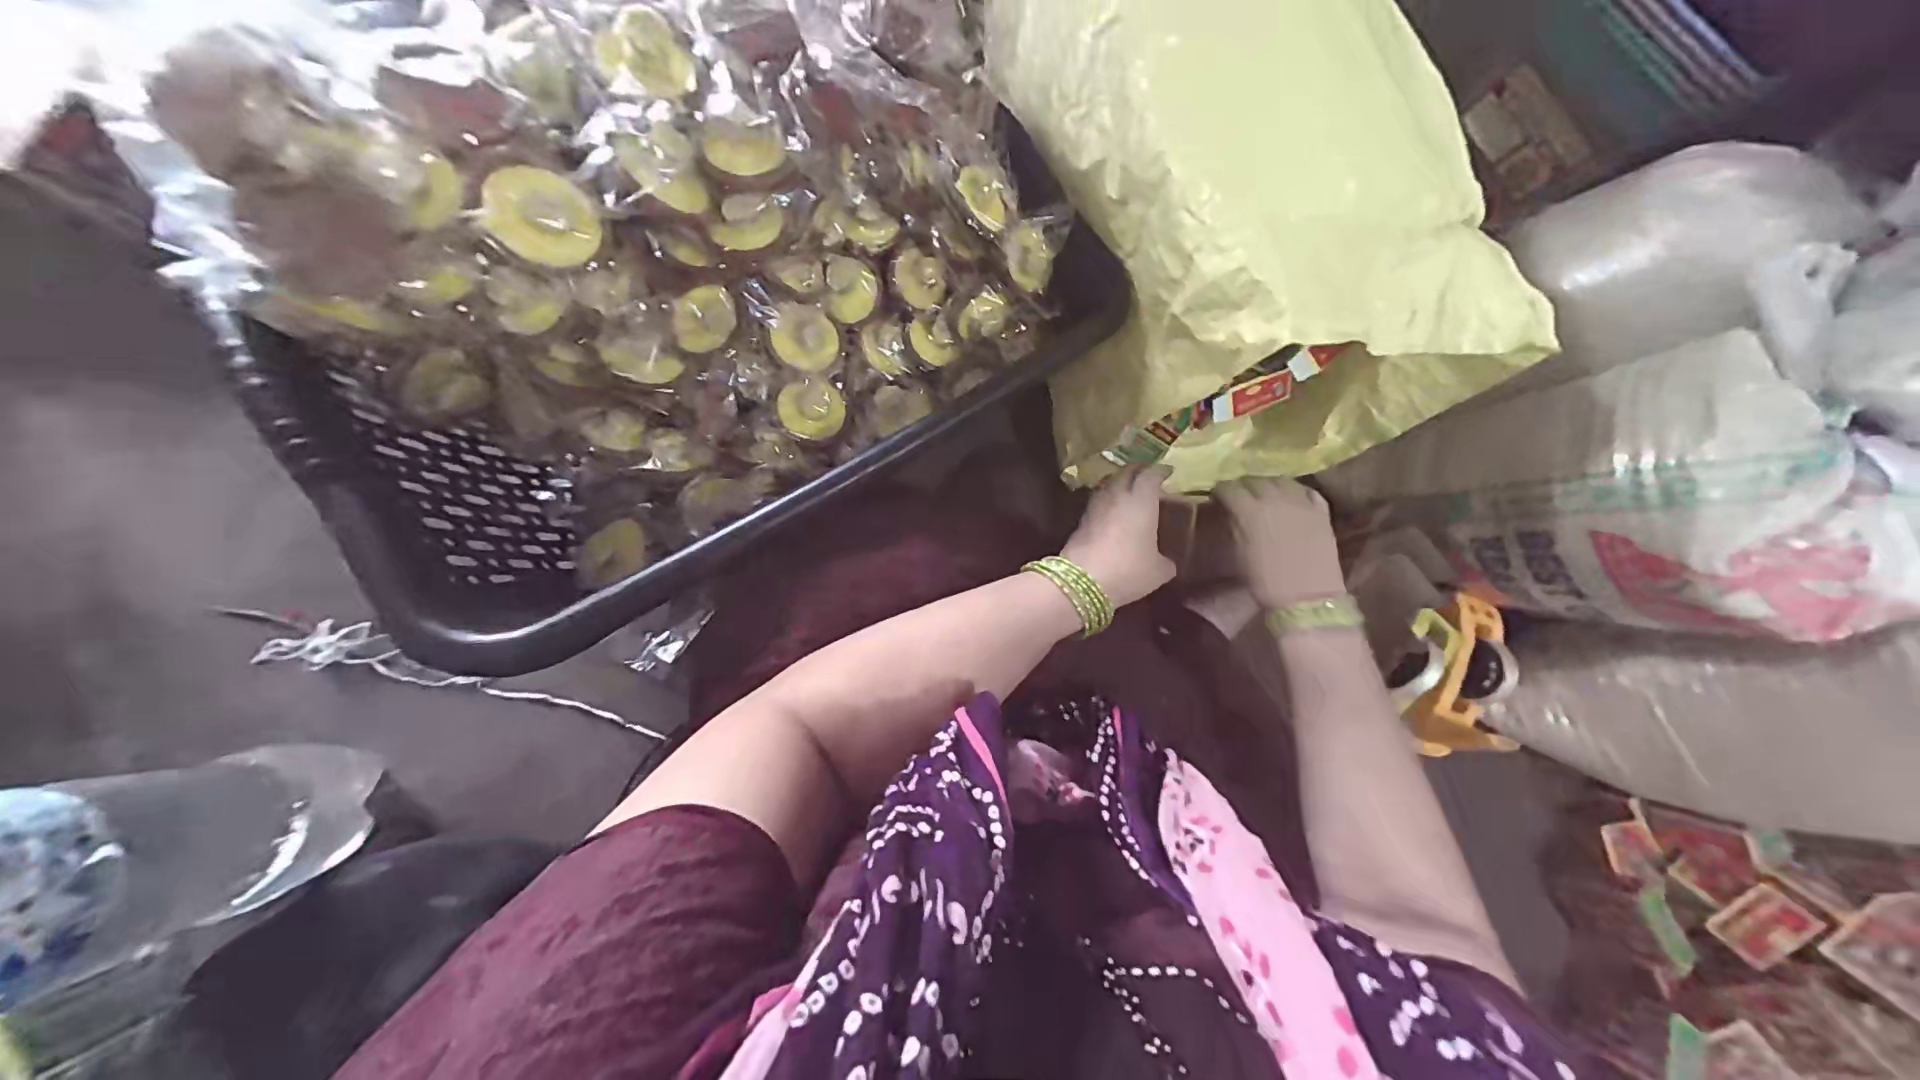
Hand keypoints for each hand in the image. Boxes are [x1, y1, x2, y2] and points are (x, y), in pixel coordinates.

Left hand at [1059, 465, 1176, 608]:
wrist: (1083, 581)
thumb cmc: (1128, 571)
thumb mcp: (1158, 571)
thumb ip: (1165, 562)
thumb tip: (1167, 562)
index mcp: (1141, 502)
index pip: (1150, 476)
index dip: (1159, 471)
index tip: (1167, 471)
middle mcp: (1117, 497)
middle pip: (1125, 473)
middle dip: (1137, 469)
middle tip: (1146, 472)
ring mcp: (1095, 508)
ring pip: (1107, 484)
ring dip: (1117, 481)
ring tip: (1126, 487)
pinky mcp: (1080, 521)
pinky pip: (1096, 502)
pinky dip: (1105, 499)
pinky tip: (1109, 509)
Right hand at [1215, 477, 1346, 608]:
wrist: (1308, 598)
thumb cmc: (1267, 582)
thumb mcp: (1240, 553)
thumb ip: (1236, 526)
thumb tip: (1232, 513)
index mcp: (1251, 511)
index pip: (1229, 487)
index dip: (1220, 492)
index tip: (1217, 499)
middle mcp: (1276, 499)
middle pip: (1254, 479)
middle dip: (1242, 486)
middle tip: (1238, 496)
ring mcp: (1302, 502)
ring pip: (1280, 480)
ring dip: (1267, 485)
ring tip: (1263, 495)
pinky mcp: (1321, 510)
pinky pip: (1304, 490)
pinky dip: (1293, 490)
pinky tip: (1289, 499)